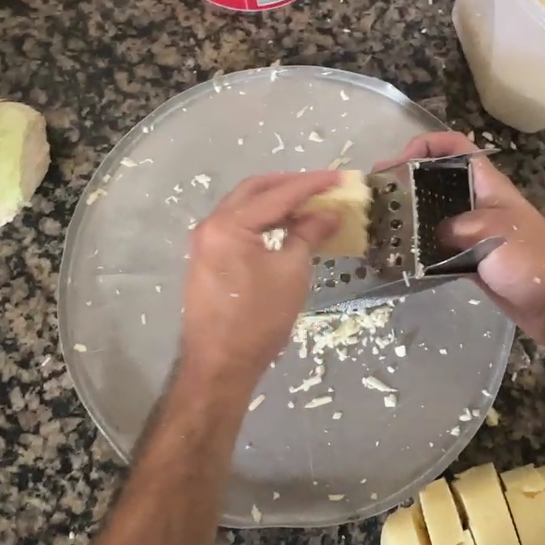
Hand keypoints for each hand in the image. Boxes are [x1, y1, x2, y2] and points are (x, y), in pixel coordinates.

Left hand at [179, 171, 341, 392]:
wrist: (220, 366)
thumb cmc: (258, 320)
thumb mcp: (291, 273)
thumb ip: (309, 234)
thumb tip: (328, 213)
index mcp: (229, 225)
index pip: (277, 194)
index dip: (312, 185)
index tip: (339, 178)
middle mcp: (211, 226)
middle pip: (254, 191)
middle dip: (289, 185)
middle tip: (322, 186)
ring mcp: (205, 243)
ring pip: (244, 208)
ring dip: (276, 203)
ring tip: (309, 205)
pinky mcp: (207, 260)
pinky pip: (238, 227)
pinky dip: (263, 221)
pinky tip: (286, 228)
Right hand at [385, 132, 544, 344]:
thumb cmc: (531, 260)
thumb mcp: (492, 233)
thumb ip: (456, 226)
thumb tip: (430, 235)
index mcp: (488, 186)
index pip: (457, 148)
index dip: (427, 144)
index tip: (398, 161)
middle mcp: (479, 204)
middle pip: (439, 181)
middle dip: (408, 182)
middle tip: (379, 195)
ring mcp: (474, 233)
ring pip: (435, 216)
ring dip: (411, 219)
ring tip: (382, 226)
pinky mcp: (471, 260)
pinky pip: (439, 249)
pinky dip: (421, 252)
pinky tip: (399, 258)